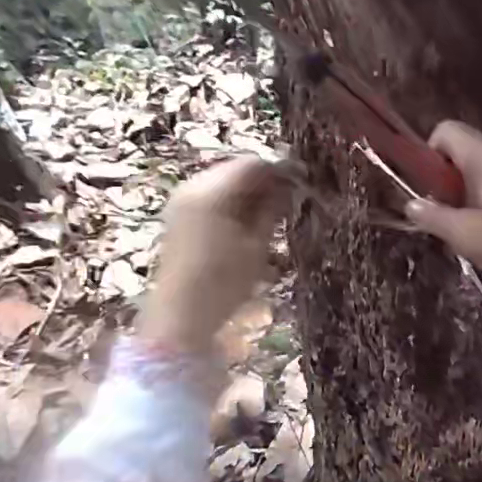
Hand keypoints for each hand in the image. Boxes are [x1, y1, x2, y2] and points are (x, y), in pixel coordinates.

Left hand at [136, 156, 289, 351]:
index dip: (281, 171)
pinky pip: (212, 196)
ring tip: (272, 214)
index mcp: (212, 192)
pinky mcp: (178, 216)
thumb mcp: (257, 246)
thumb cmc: (224, 284)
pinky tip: (248, 223)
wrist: (181, 317)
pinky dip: (232, 203)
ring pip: (224, 182)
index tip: (303, 184)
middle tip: (290, 200)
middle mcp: (193, 187)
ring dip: (249, 192)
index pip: (254, 164)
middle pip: (236, 169)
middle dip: (265, 181)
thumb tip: (288, 188)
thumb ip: (272, 209)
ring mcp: (182, 201)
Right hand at [404, 121, 481, 308]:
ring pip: (477, 167)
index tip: (428, 190)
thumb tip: (411, 205)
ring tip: (463, 226)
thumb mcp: (465, 235)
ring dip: (462, 192)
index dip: (427, 155)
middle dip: (443, 178)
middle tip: (443, 213)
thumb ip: (433, 217)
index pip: (445, 130)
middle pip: (460, 148)